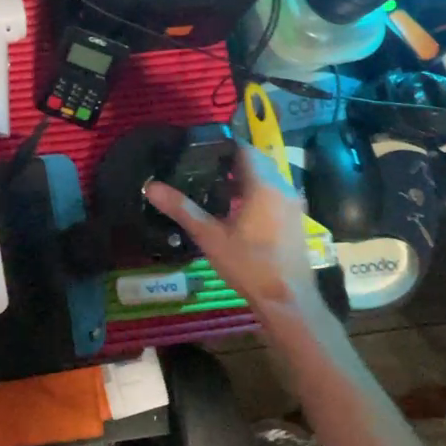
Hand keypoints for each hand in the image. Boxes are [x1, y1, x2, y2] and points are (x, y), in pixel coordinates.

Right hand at [146, 143, 318, 321]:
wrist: (287, 300)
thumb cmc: (248, 264)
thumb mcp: (209, 236)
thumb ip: (181, 208)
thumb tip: (150, 187)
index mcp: (264, 185)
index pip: (244, 149)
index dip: (221, 145)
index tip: (197, 150)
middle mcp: (283, 187)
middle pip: (256, 161)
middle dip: (229, 162)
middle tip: (199, 168)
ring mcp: (292, 203)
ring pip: (266, 178)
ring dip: (242, 178)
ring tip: (212, 188)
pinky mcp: (294, 218)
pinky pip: (273, 193)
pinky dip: (254, 192)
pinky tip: (233, 210)